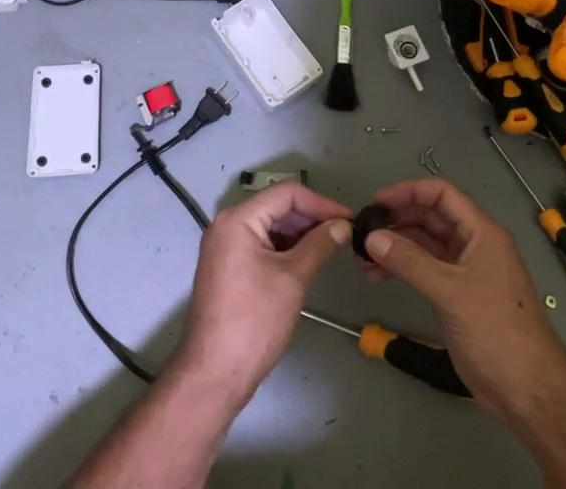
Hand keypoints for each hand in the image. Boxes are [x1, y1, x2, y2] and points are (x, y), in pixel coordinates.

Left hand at [170, 181, 351, 404]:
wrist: (215, 371)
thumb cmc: (254, 320)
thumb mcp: (293, 278)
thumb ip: (320, 244)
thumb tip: (343, 226)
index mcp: (238, 220)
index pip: (286, 193)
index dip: (321, 203)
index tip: (350, 219)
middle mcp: (227, 225)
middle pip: (277, 207)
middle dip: (312, 218)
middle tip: (345, 234)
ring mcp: (225, 247)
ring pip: (271, 227)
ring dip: (301, 233)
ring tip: (333, 247)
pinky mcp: (229, 267)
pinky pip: (262, 245)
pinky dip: (287, 248)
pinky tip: (310, 260)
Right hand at [356, 178, 565, 421]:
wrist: (526, 386)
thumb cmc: (495, 329)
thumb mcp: (450, 291)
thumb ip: (410, 262)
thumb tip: (371, 237)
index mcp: (481, 232)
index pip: (442, 194)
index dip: (408, 192)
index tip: (375, 202)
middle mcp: (473, 245)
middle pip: (430, 217)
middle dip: (397, 220)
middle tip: (361, 232)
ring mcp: (464, 271)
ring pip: (424, 245)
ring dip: (395, 246)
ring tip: (362, 258)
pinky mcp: (456, 295)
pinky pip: (424, 269)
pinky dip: (401, 268)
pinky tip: (378, 276)